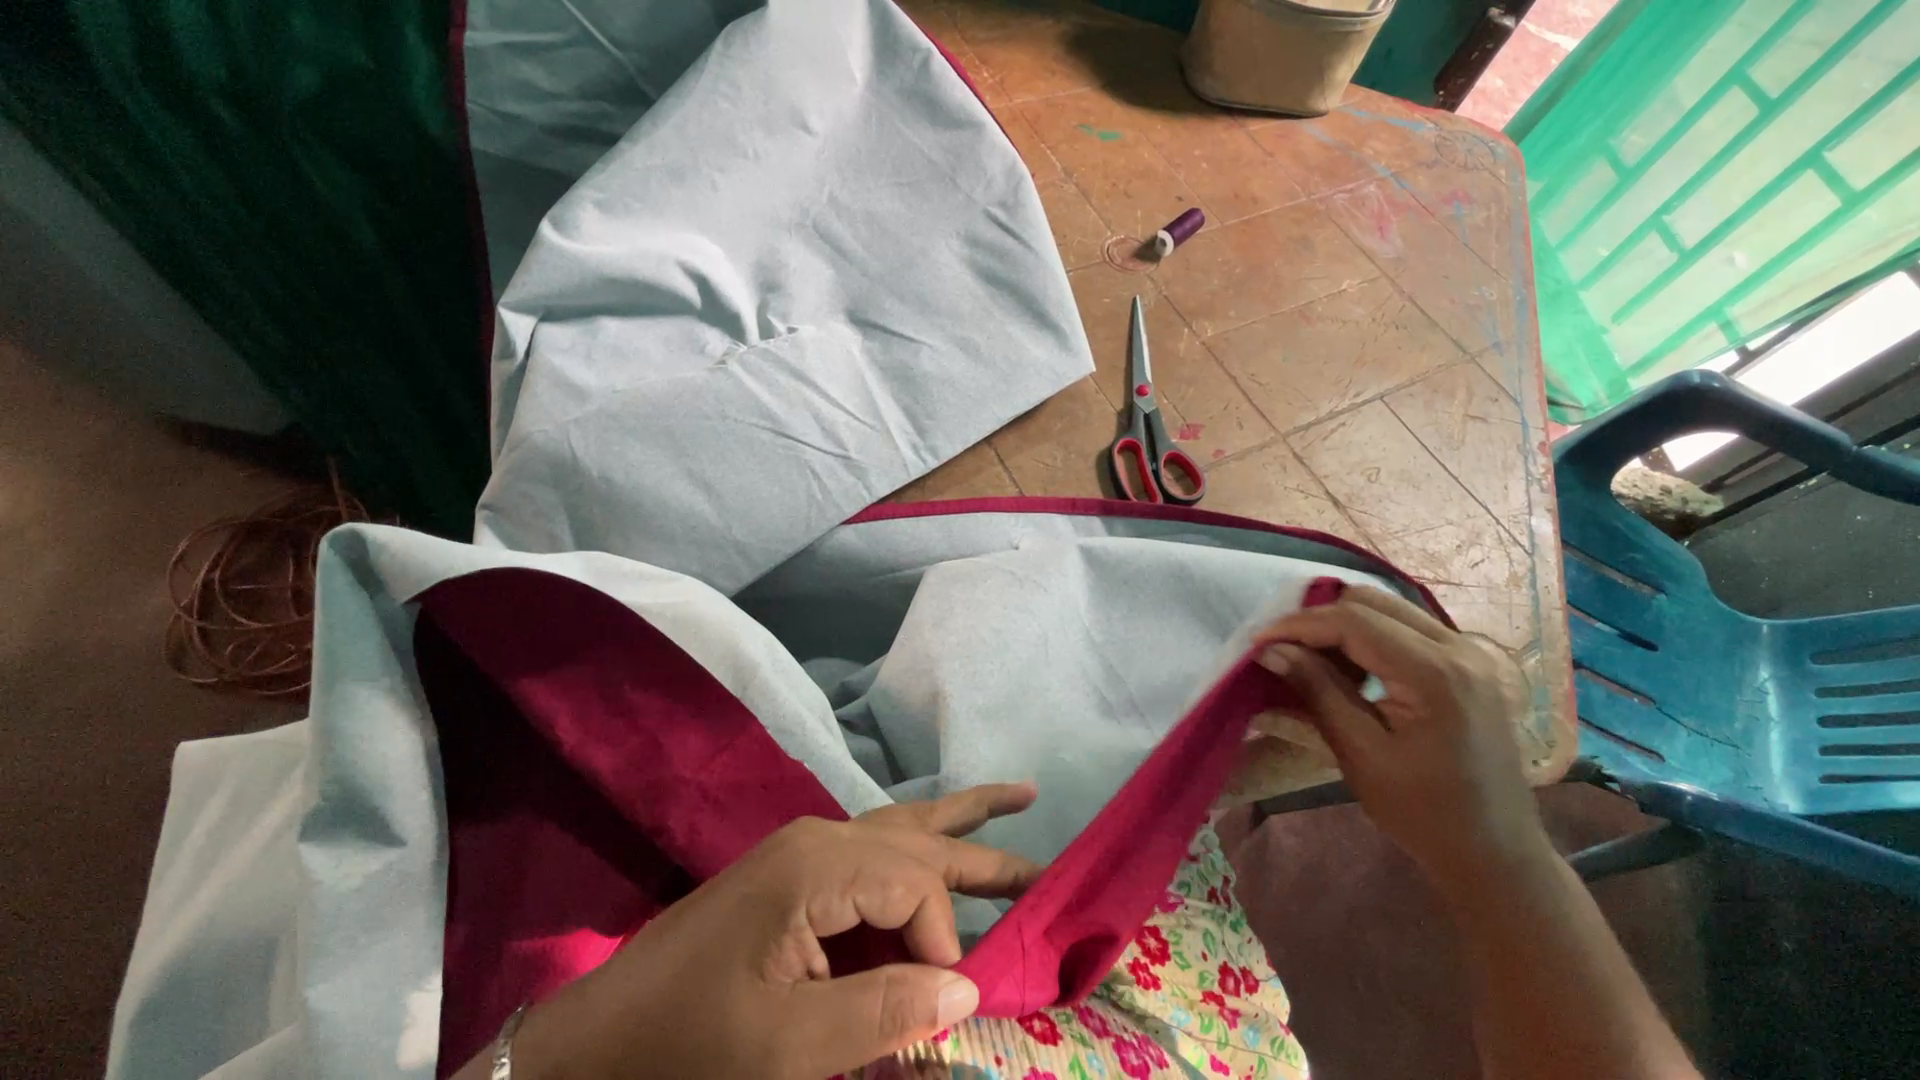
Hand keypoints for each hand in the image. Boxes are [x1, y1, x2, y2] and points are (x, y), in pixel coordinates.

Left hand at [488, 783, 1041, 1079]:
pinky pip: (873, 850)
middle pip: (922, 838)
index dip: (943, 946)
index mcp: (818, 865)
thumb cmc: (690, 1043)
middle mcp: (819, 839)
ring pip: (901, 827)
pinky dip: (916, 845)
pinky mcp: (792, 873)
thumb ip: (886, 1010)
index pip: (918, 888)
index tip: (936, 1004)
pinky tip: (936, 838)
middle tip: (1053, 859)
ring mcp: (802, 851)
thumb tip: (968, 983)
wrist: (599, 1039)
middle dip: (988, 851)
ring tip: (1019, 798)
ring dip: (959, 822)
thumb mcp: (790, 1046)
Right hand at [1253, 587, 1547, 897]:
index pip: (1354, 621)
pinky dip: (1368, 636)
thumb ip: (1317, 691)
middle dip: (1318, 618)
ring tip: (1307, 659)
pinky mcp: (1468, 664)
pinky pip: (1407, 628)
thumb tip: (1271, 650)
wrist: (1494, 851)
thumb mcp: (1361, 753)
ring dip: (1342, 624)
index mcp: (1436, 673)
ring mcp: (1470, 653)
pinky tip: (1346, 667)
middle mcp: (1460, 648)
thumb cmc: (1423, 812)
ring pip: (1390, 608)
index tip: (1258, 643)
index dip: (1299, 625)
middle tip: (1280, 649)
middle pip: (1372, 601)